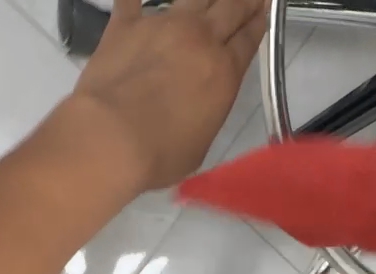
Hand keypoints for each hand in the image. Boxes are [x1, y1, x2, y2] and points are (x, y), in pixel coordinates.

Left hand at [68, 0, 268, 192]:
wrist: (111, 137)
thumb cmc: (159, 155)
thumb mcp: (198, 148)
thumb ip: (206, 116)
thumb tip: (201, 109)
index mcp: (223, 73)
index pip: (249, 39)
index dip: (259, 22)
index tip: (264, 10)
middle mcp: (199, 39)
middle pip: (231, 7)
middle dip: (245, 1)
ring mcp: (162, 25)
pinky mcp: (125, 25)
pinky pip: (132, 0)